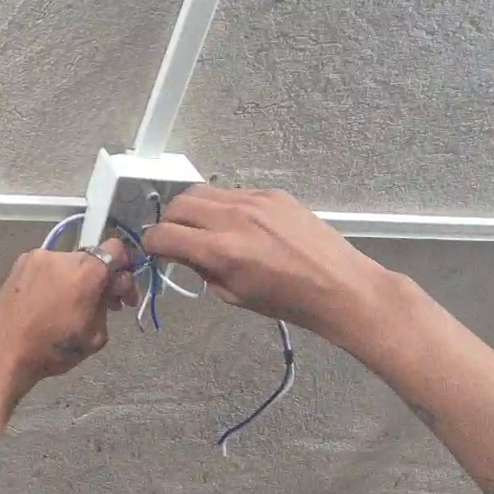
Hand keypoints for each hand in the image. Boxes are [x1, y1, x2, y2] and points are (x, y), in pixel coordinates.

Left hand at [0, 240, 136, 402]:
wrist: (5, 352)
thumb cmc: (54, 349)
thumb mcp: (97, 334)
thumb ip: (108, 302)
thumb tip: (111, 288)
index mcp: (86, 272)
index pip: (115, 249)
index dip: (123, 267)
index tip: (120, 289)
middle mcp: (62, 256)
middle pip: (92, 257)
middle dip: (100, 277)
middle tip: (102, 302)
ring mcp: (38, 256)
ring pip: (69, 262)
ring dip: (76, 279)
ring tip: (70, 304)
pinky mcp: (20, 263)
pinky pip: (48, 266)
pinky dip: (55, 278)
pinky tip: (49, 300)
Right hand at [141, 186, 400, 346]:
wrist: (341, 287)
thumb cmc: (287, 302)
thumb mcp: (233, 295)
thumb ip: (200, 268)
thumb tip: (180, 252)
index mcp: (221, 251)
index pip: (163, 235)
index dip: (151, 244)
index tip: (155, 251)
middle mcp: (232, 219)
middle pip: (177, 206)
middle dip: (169, 223)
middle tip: (177, 238)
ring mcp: (253, 201)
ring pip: (201, 191)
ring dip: (192, 209)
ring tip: (203, 226)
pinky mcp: (272, 193)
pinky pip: (232, 192)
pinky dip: (223, 206)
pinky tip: (238, 223)